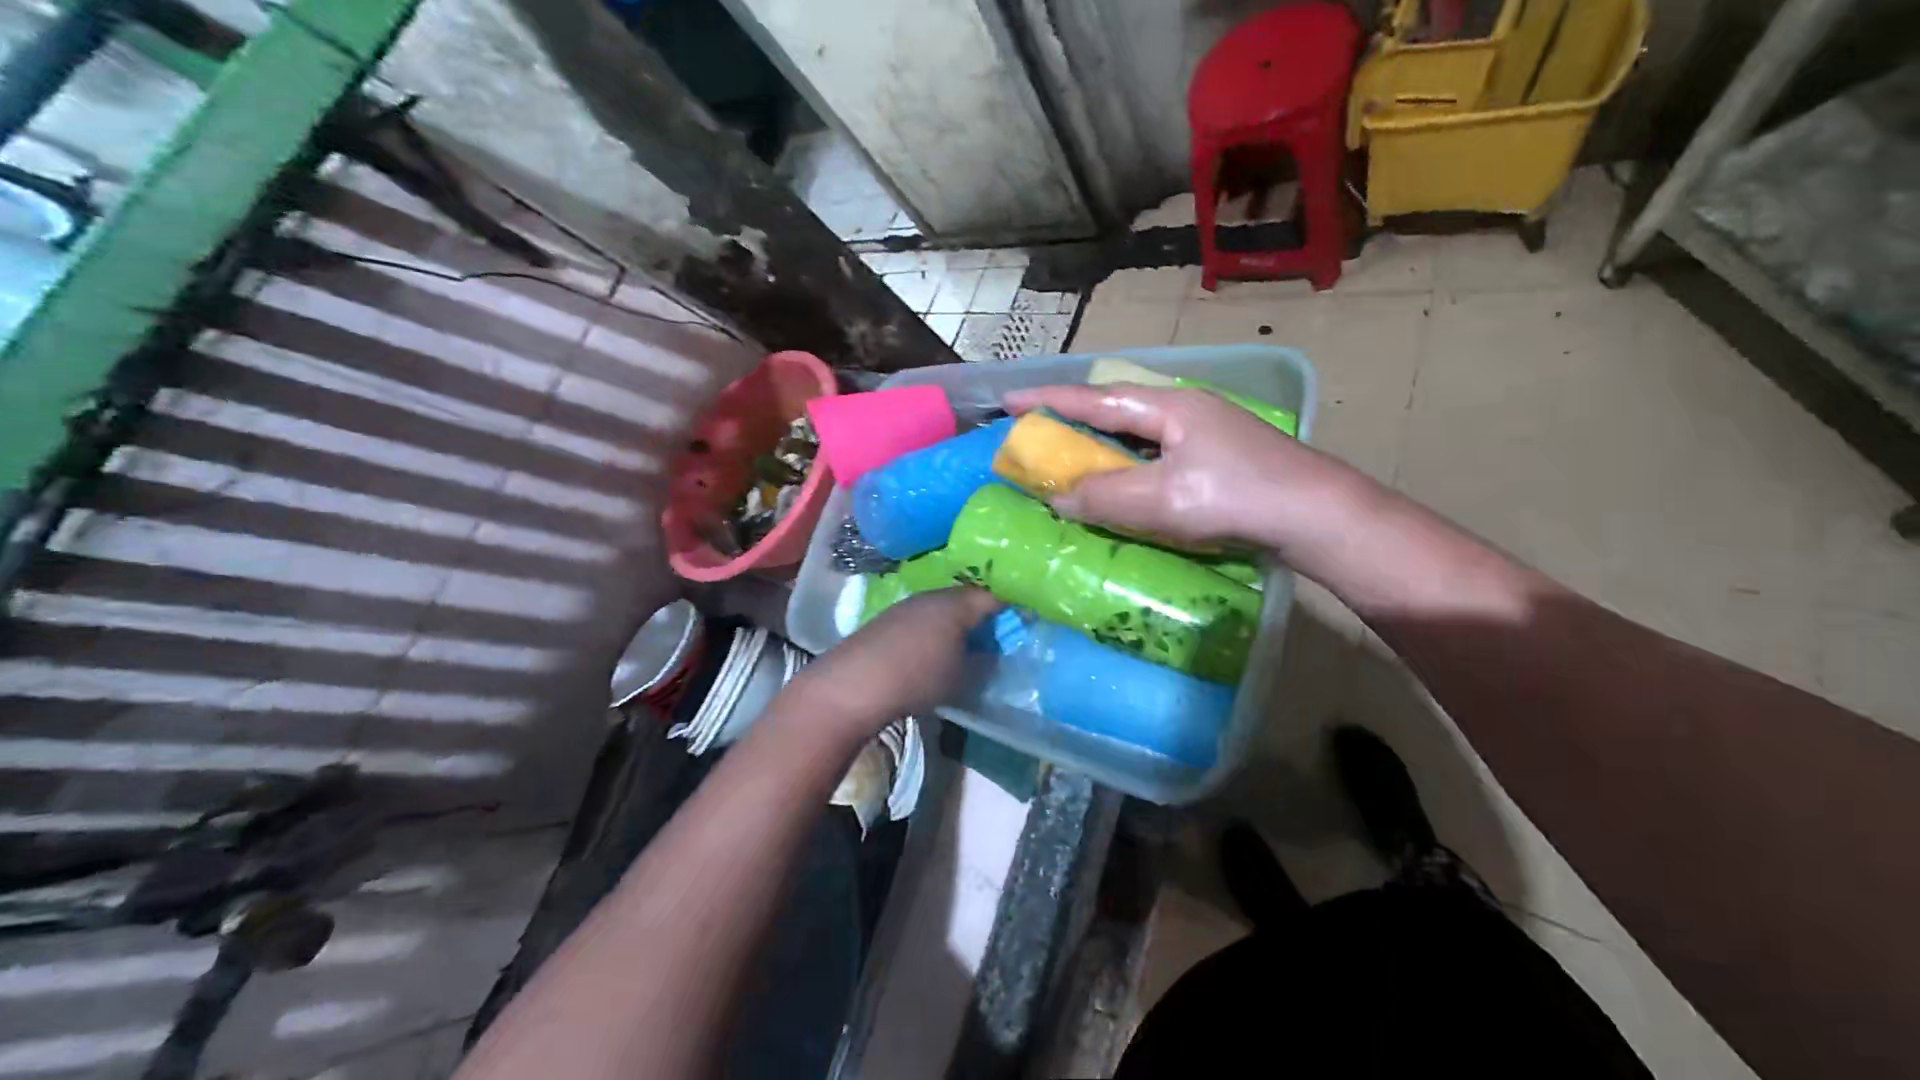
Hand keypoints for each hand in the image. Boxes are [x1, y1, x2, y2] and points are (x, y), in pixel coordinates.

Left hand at [774, 587, 1000, 743]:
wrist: (853, 684)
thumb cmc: (917, 677)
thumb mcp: (961, 676)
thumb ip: (983, 661)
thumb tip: (993, 652)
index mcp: (957, 604)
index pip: (995, 595)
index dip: (1013, 605)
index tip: (1027, 618)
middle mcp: (932, 596)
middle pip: (967, 598)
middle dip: (985, 614)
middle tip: (1001, 633)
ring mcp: (906, 606)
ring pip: (943, 608)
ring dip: (958, 622)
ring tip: (970, 644)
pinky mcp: (887, 621)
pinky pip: (923, 619)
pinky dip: (936, 630)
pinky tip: (935, 650)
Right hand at [1002, 383, 1385, 580]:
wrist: (1320, 517)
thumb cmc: (1239, 499)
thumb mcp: (1163, 500)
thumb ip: (1104, 497)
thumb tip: (1057, 497)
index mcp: (1169, 407)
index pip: (1095, 400)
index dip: (1048, 400)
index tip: (1007, 402)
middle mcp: (1184, 411)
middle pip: (1114, 410)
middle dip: (1071, 420)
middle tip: (1035, 435)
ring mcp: (1204, 434)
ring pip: (1136, 433)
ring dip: (1099, 444)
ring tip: (1069, 458)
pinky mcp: (1216, 459)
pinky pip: (1154, 454)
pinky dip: (1125, 464)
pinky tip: (1120, 481)